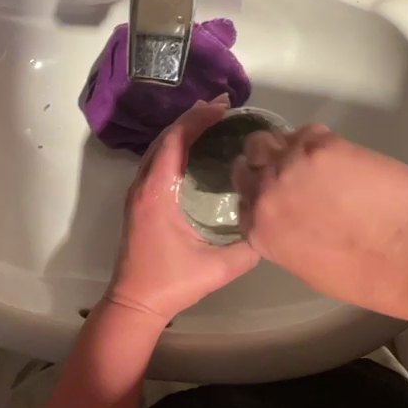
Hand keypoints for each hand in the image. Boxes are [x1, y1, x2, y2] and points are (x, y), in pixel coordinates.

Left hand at [103, 97, 260, 321]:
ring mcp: (137, 193)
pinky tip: (194, 148)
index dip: (198, 120)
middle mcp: (142, 186)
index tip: (223, 107)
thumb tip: (273, 223)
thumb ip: (249, 246)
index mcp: (157, 193)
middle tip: (222, 106)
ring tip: (210, 118)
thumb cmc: (171, 283)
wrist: (134, 302)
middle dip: (192, 118)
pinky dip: (174, 146)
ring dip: (181, 130)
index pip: (175, 141)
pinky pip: (155, 161)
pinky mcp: (139, 201)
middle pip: (165, 138)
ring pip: (157, 148)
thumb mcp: (218, 268)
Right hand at [231, 125, 407, 321]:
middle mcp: (264, 196)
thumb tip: (287, 217)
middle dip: (262, 166)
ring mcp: (290, 167)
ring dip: (282, 147)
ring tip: (308, 156)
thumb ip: (283, 237)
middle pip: (246, 166)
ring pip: (265, 141)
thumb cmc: (368, 276)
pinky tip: (336, 154)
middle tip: (289, 171)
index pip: (241, 202)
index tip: (273, 193)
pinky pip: (305, 131)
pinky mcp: (320, 145)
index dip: (257, 194)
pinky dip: (316, 139)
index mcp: (261, 232)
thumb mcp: (307, 265)